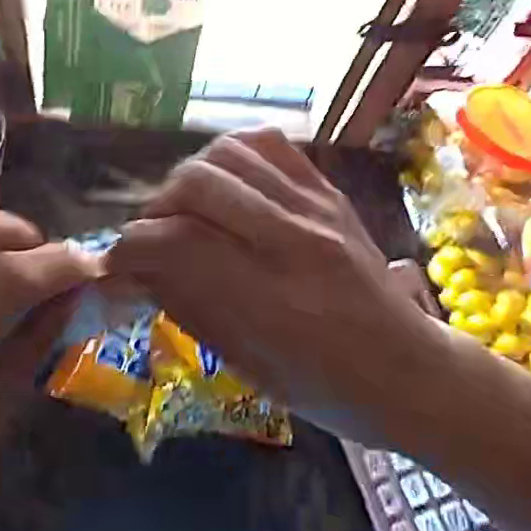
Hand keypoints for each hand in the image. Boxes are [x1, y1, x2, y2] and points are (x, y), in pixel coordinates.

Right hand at [109, 130, 452, 444]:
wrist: (412, 370)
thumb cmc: (327, 387)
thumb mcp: (248, 364)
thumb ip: (185, 304)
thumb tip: (131, 268)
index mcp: (274, 300)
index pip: (178, 243)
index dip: (131, 246)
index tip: (118, 261)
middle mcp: (294, 240)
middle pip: (197, 184)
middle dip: (156, 208)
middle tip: (154, 236)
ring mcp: (316, 207)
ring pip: (227, 153)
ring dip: (189, 178)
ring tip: (188, 209)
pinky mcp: (328, 190)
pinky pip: (267, 143)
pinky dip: (230, 154)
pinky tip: (225, 182)